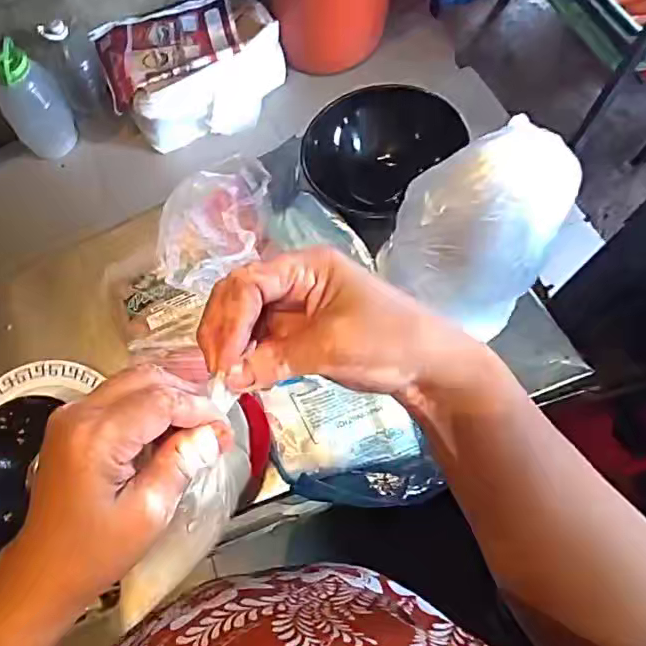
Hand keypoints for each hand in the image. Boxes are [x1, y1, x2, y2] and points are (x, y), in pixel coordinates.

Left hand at [0, 366, 233, 620]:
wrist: (44, 568)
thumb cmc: (90, 553)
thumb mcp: (147, 514)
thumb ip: (180, 465)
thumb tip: (211, 434)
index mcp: (96, 437)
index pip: (161, 399)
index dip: (199, 409)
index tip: (223, 429)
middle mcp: (78, 415)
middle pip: (145, 378)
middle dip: (185, 396)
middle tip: (213, 426)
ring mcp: (70, 416)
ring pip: (131, 382)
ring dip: (167, 398)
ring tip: (195, 430)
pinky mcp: (70, 424)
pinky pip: (117, 397)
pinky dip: (146, 406)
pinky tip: (166, 432)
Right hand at [197, 247, 483, 401]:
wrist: (428, 366)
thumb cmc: (390, 341)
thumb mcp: (333, 346)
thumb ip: (277, 359)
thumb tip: (229, 379)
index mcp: (304, 267)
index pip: (248, 283)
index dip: (230, 320)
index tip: (225, 361)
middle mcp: (292, 281)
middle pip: (236, 296)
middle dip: (221, 330)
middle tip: (217, 371)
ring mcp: (291, 308)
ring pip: (241, 320)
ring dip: (228, 346)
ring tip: (225, 378)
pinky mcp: (292, 334)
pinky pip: (256, 341)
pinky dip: (243, 359)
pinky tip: (240, 378)